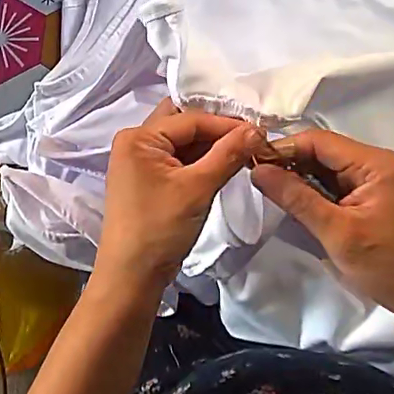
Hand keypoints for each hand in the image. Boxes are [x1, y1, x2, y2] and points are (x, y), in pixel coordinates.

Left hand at [97, 99, 262, 295]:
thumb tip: (257, 130)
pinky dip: (201, 160)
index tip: (261, 130)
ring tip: (246, 149)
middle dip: (217, 129)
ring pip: (182, 142)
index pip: (190, 118)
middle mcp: (135, 142)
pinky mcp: (148, 180)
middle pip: (182, 124)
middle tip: (253, 134)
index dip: (227, 123)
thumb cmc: (159, 228)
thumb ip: (227, 154)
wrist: (132, 275)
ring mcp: (139, 162)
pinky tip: (226, 163)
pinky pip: (178, 159)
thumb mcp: (197, 188)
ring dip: (211, 145)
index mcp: (138, 137)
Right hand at [249, 129, 393, 316]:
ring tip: (266, 186)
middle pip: (321, 150)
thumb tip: (258, 170)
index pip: (319, 141)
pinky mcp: (367, 196)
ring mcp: (373, 180)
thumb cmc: (387, 265)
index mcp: (375, 164)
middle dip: (287, 161)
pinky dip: (310, 189)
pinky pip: (332, 182)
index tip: (252, 162)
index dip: (284, 148)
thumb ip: (296, 198)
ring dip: (296, 176)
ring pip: (324, 166)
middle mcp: (375, 164)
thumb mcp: (336, 232)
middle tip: (255, 175)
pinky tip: (290, 198)